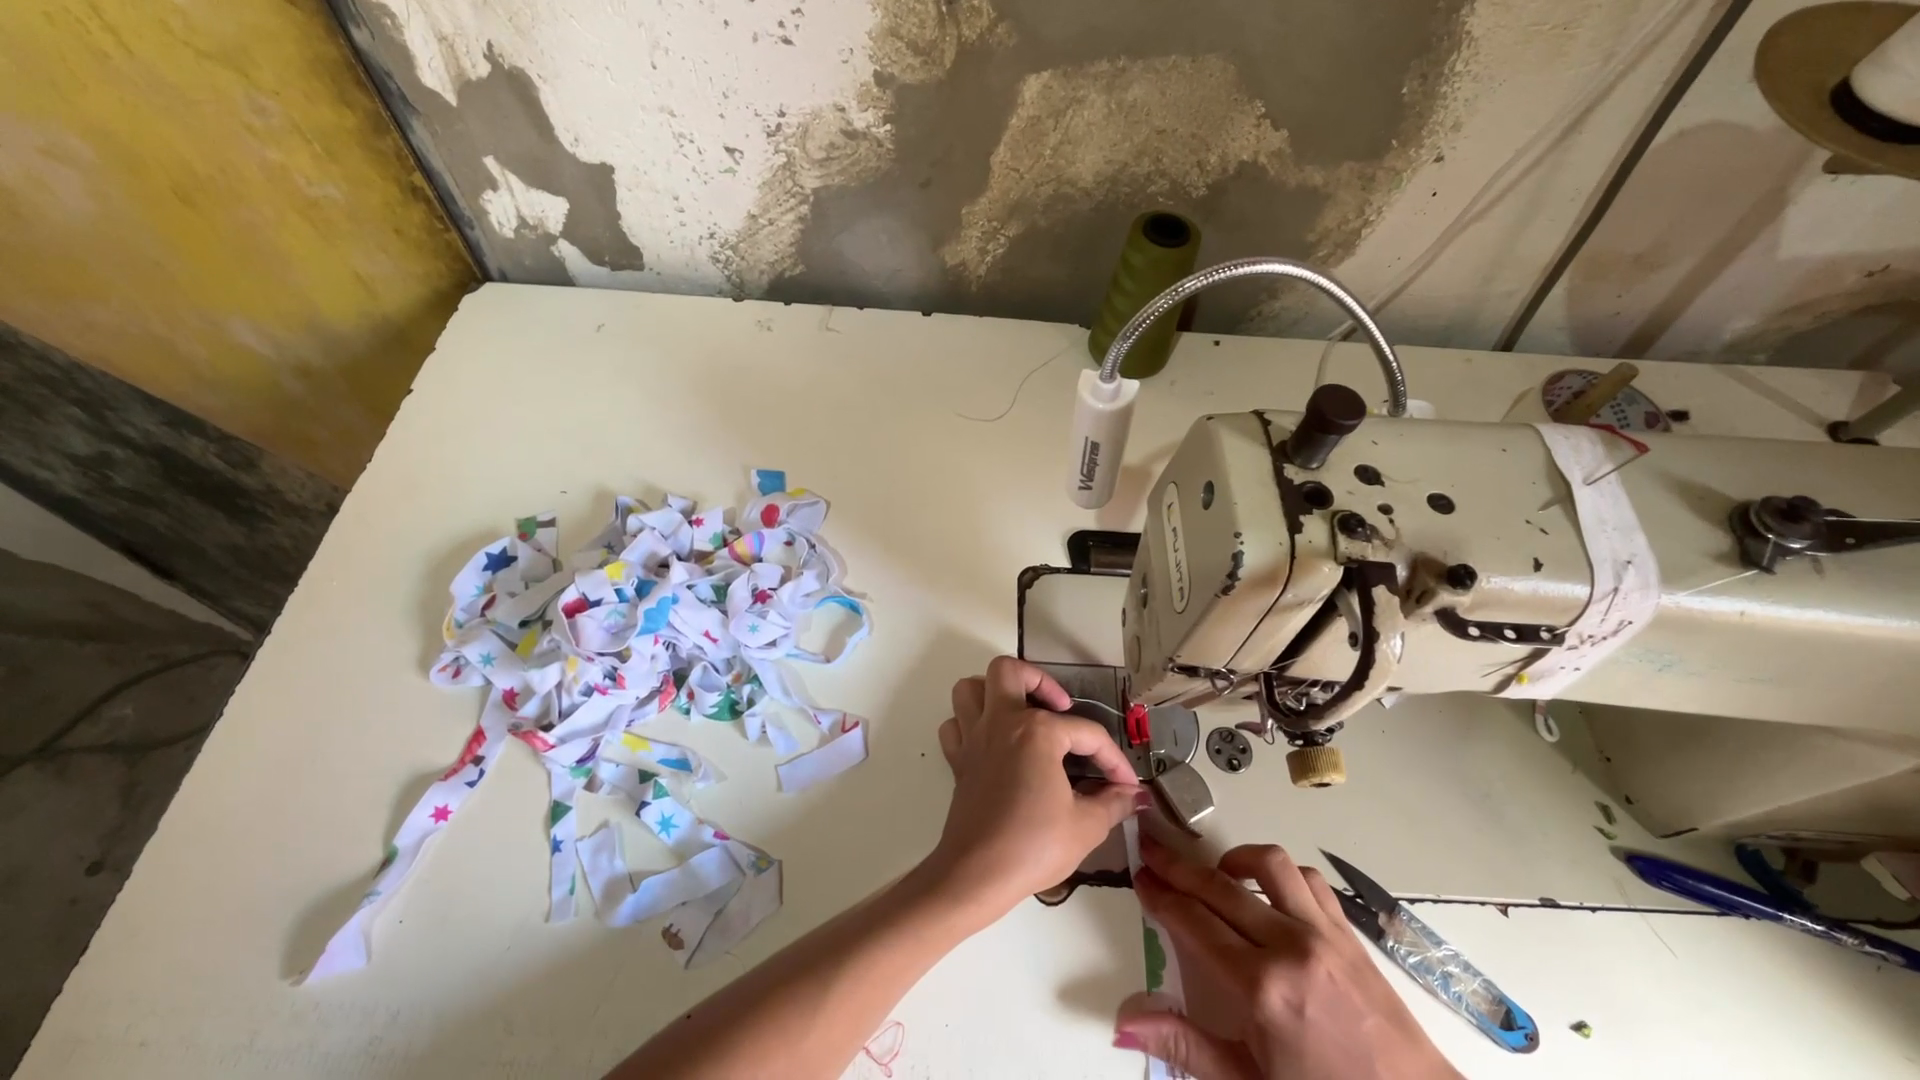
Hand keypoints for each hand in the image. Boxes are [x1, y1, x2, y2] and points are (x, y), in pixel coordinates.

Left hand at [925, 656, 1145, 917]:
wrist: (976, 875)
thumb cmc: (1033, 846)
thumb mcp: (1086, 826)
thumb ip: (1113, 803)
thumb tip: (1134, 795)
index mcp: (1037, 732)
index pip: (1087, 733)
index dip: (1113, 759)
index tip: (1127, 784)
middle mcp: (1001, 723)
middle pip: (1009, 672)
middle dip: (1038, 680)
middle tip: (1061, 709)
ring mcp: (973, 739)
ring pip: (971, 689)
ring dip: (996, 693)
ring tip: (1024, 715)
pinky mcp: (958, 762)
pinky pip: (955, 725)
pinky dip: (971, 724)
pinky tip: (995, 743)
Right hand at [1116, 833, 1458, 1079]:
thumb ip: (1185, 1046)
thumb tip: (1126, 1022)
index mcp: (1259, 987)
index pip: (1193, 922)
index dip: (1160, 895)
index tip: (1140, 876)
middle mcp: (1290, 947)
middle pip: (1220, 886)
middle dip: (1178, 865)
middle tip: (1153, 851)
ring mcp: (1324, 934)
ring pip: (1271, 865)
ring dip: (1235, 858)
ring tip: (1215, 871)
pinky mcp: (1350, 933)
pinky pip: (1311, 881)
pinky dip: (1282, 874)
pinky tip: (1268, 892)